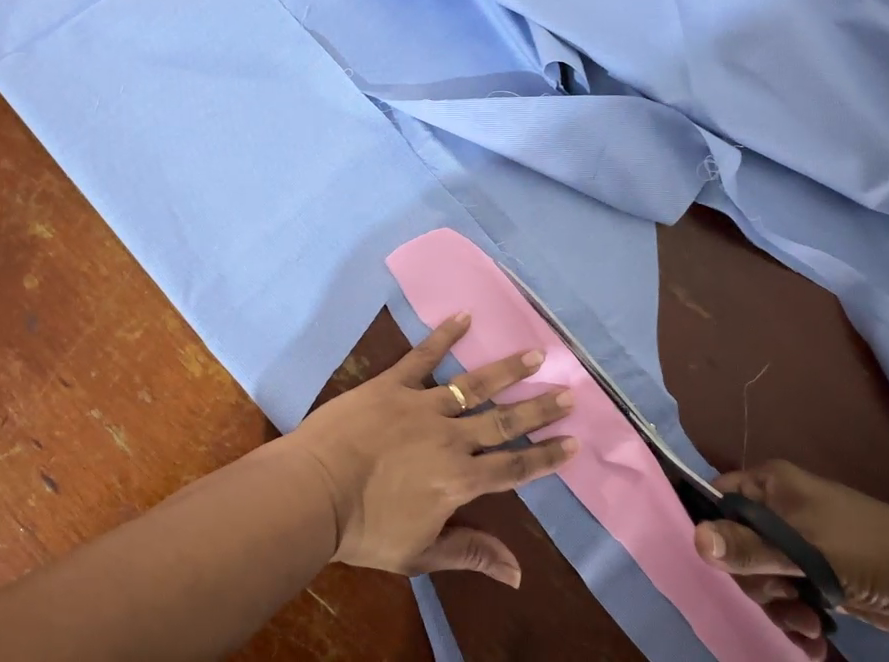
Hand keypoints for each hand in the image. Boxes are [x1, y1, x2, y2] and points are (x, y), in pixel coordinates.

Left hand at [282, 313, 577, 586]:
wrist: (314, 491)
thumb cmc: (362, 529)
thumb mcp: (418, 554)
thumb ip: (469, 553)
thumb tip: (517, 573)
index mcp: (460, 480)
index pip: (514, 467)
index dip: (546, 456)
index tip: (574, 441)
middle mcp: (451, 438)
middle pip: (504, 421)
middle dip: (539, 407)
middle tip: (569, 392)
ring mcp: (422, 405)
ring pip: (474, 384)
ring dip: (507, 369)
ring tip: (535, 353)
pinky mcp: (392, 384)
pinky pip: (423, 355)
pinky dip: (445, 335)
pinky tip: (465, 316)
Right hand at [693, 460, 888, 659]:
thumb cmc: (868, 551)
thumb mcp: (805, 550)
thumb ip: (748, 547)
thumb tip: (695, 540)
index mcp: (770, 485)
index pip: (717, 500)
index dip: (712, 533)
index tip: (724, 566)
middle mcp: (778, 509)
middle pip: (736, 547)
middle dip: (757, 584)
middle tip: (782, 598)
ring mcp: (797, 543)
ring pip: (760, 577)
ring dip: (779, 608)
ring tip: (808, 625)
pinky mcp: (815, 574)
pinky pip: (785, 594)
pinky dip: (795, 617)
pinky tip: (814, 636)